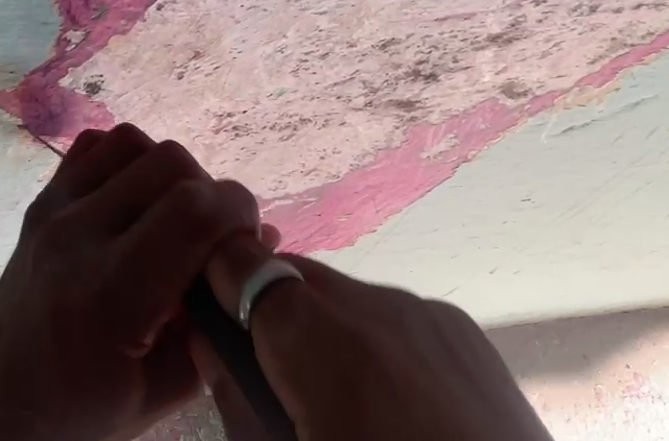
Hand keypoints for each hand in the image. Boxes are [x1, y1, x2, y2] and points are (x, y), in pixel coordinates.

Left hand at [0, 123, 261, 440]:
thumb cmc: (86, 410)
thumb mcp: (167, 388)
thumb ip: (218, 317)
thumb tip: (264, 243)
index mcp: (111, 293)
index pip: (192, 212)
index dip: (237, 210)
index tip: (250, 235)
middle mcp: (77, 235)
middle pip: (168, 164)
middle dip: (209, 191)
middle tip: (214, 234)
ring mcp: (52, 209)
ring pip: (131, 142)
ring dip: (167, 170)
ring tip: (173, 215)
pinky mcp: (39, 201)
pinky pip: (91, 146)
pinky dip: (124, 159)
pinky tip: (134, 200)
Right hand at [195, 236, 550, 440]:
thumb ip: (236, 399)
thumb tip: (206, 341)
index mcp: (322, 341)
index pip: (240, 260)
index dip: (213, 275)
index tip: (202, 307)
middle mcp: (373, 303)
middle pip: (290, 276)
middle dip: (267, 308)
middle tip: (272, 378)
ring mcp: (426, 312)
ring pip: (341, 295)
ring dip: (322, 328)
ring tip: (342, 405)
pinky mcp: (465, 331)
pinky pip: (390, 315)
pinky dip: (373, 343)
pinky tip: (395, 408)